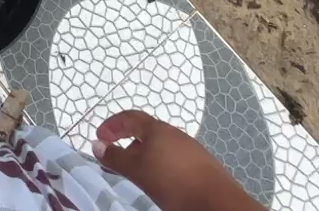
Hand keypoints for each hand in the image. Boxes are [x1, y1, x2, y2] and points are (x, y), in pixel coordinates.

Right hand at [94, 110, 264, 210]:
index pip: (129, 117)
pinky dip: (164, 167)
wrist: (222, 207)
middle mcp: (175, 134)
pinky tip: (165, 185)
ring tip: (141, 176)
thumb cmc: (174, 184)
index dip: (112, 125)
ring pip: (163, 148)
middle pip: (147, 132)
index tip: (100, 138)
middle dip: (129, 143)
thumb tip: (96, 145)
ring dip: (147, 157)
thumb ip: (115, 157)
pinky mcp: (206, 168)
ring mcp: (193, 150)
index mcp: (157, 129)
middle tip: (119, 160)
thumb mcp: (138, 171)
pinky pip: (177, 160)